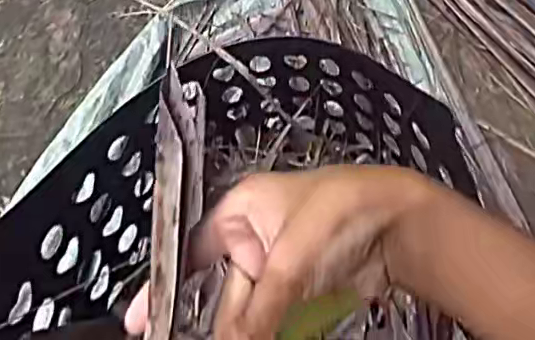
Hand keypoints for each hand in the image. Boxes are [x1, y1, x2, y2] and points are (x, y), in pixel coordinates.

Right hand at [122, 166, 433, 339]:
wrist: (394, 222)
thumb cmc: (339, 210)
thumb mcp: (289, 261)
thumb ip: (257, 315)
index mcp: (242, 207)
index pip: (190, 246)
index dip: (165, 283)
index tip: (140, 319)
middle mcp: (254, 234)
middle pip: (218, 291)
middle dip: (208, 326)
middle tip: (182, 337)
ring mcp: (277, 263)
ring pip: (244, 312)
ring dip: (237, 332)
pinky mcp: (298, 288)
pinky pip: (270, 320)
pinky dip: (262, 334)